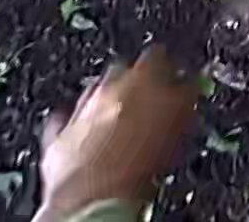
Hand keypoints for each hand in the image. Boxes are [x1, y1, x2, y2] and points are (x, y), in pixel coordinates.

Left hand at [33, 46, 197, 221]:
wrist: (95, 197)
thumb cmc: (143, 157)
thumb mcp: (183, 117)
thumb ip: (188, 91)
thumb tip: (192, 82)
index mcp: (144, 73)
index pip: (157, 53)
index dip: (167, 64)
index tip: (173, 75)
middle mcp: (110, 85)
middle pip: (123, 68)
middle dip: (134, 79)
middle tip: (147, 95)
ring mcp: (80, 110)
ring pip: (94, 91)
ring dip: (107, 98)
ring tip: (120, 115)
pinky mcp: (56, 138)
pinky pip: (62, 120)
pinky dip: (75, 122)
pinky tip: (83, 128)